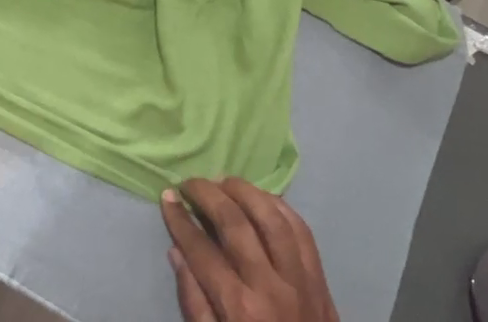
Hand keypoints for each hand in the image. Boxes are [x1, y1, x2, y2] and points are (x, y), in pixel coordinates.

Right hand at [161, 179, 338, 321]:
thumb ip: (194, 302)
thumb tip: (177, 252)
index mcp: (238, 306)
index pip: (200, 248)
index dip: (179, 218)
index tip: (166, 197)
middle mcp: (269, 286)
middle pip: (235, 222)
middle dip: (207, 194)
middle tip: (190, 183)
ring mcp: (300, 280)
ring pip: (272, 218)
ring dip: (245, 191)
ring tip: (223, 182)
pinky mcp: (321, 281)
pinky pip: (303, 232)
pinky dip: (281, 208)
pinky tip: (262, 198)